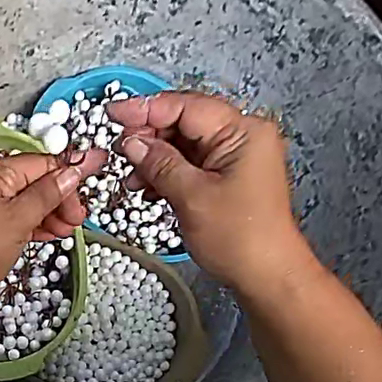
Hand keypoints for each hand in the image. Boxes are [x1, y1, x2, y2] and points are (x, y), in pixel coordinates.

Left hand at [0, 149, 108, 313]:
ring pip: (28, 203)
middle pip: (35, 183)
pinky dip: (35, 226)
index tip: (93, 175)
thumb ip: (47, 195)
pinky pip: (17, 220)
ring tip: (66, 230)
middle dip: (59, 199)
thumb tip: (70, 174)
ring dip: (50, 215)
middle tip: (76, 218)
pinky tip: (49, 234)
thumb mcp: (19, 218)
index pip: (40, 164)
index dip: (67, 174)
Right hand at [107, 91, 303, 289]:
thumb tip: (133, 143)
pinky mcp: (228, 178)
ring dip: (155, 158)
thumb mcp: (192, 197)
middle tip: (119, 149)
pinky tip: (149, 185)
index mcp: (243, 133)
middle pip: (186, 122)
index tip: (115, 112)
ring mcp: (236, 159)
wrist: (266, 274)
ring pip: (186, 145)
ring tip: (132, 175)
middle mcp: (243, 138)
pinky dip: (168, 173)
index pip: (187, 107)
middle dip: (150, 136)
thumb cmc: (241, 239)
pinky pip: (192, 165)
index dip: (146, 109)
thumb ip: (160, 165)